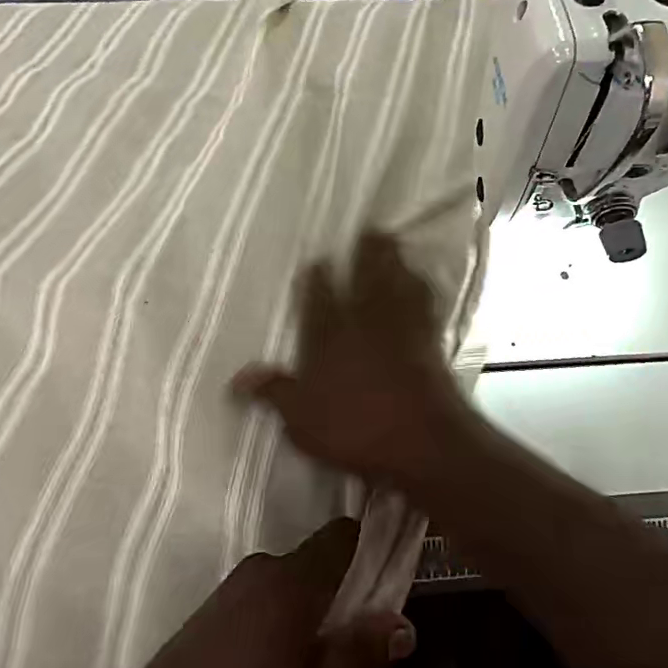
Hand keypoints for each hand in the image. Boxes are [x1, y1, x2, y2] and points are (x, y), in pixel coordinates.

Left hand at [81, 518, 413, 667]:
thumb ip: (358, 657)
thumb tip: (400, 622)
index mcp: (290, 582)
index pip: (344, 535)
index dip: (375, 548)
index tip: (396, 575)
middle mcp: (260, 570)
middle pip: (318, 567)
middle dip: (346, 599)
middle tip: (366, 646)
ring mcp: (229, 590)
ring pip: (289, 590)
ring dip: (312, 618)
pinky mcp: (205, 615)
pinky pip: (259, 606)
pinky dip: (280, 628)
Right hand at [236, 232, 475, 487]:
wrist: (423, 439)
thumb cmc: (356, 429)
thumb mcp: (302, 420)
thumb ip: (274, 392)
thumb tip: (237, 378)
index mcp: (330, 335)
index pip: (320, 296)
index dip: (317, 276)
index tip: (316, 259)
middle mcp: (366, 321)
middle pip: (366, 276)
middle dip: (365, 251)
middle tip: (367, 227)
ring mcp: (402, 327)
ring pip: (397, 282)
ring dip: (395, 261)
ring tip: (392, 243)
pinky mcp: (430, 340)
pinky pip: (425, 304)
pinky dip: (422, 289)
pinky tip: (422, 282)